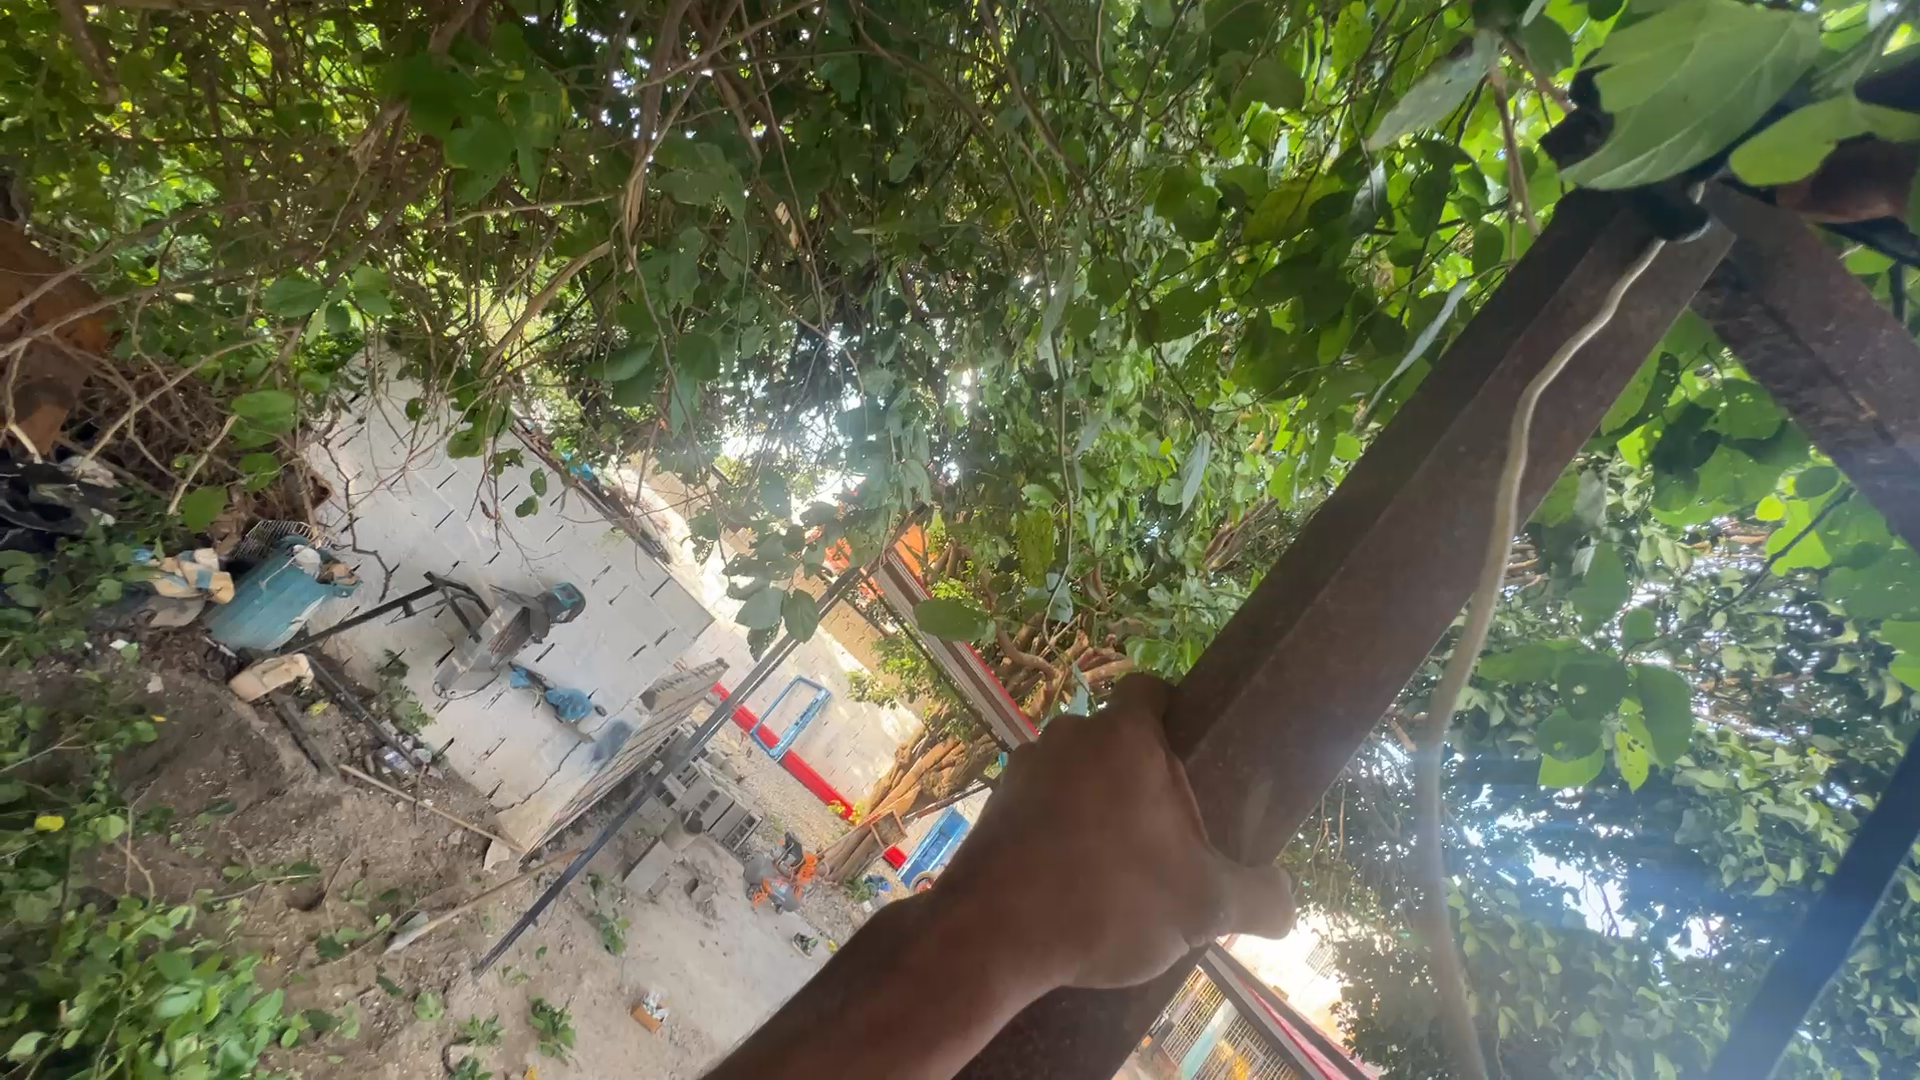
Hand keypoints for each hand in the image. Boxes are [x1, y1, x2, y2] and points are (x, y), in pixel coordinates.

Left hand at [929, 673, 1294, 989]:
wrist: (993, 932)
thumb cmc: (1108, 899)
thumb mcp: (1204, 906)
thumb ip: (1260, 897)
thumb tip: (1286, 902)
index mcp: (1123, 736)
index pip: (1150, 688)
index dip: (1174, 711)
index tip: (1191, 756)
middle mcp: (1069, 734)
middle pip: (1115, 738)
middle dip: (1140, 775)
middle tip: (1165, 832)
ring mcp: (1025, 765)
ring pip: (1076, 770)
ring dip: (1096, 802)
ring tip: (1115, 863)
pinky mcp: (996, 800)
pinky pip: (1041, 799)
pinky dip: (1058, 824)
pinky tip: (1069, 876)